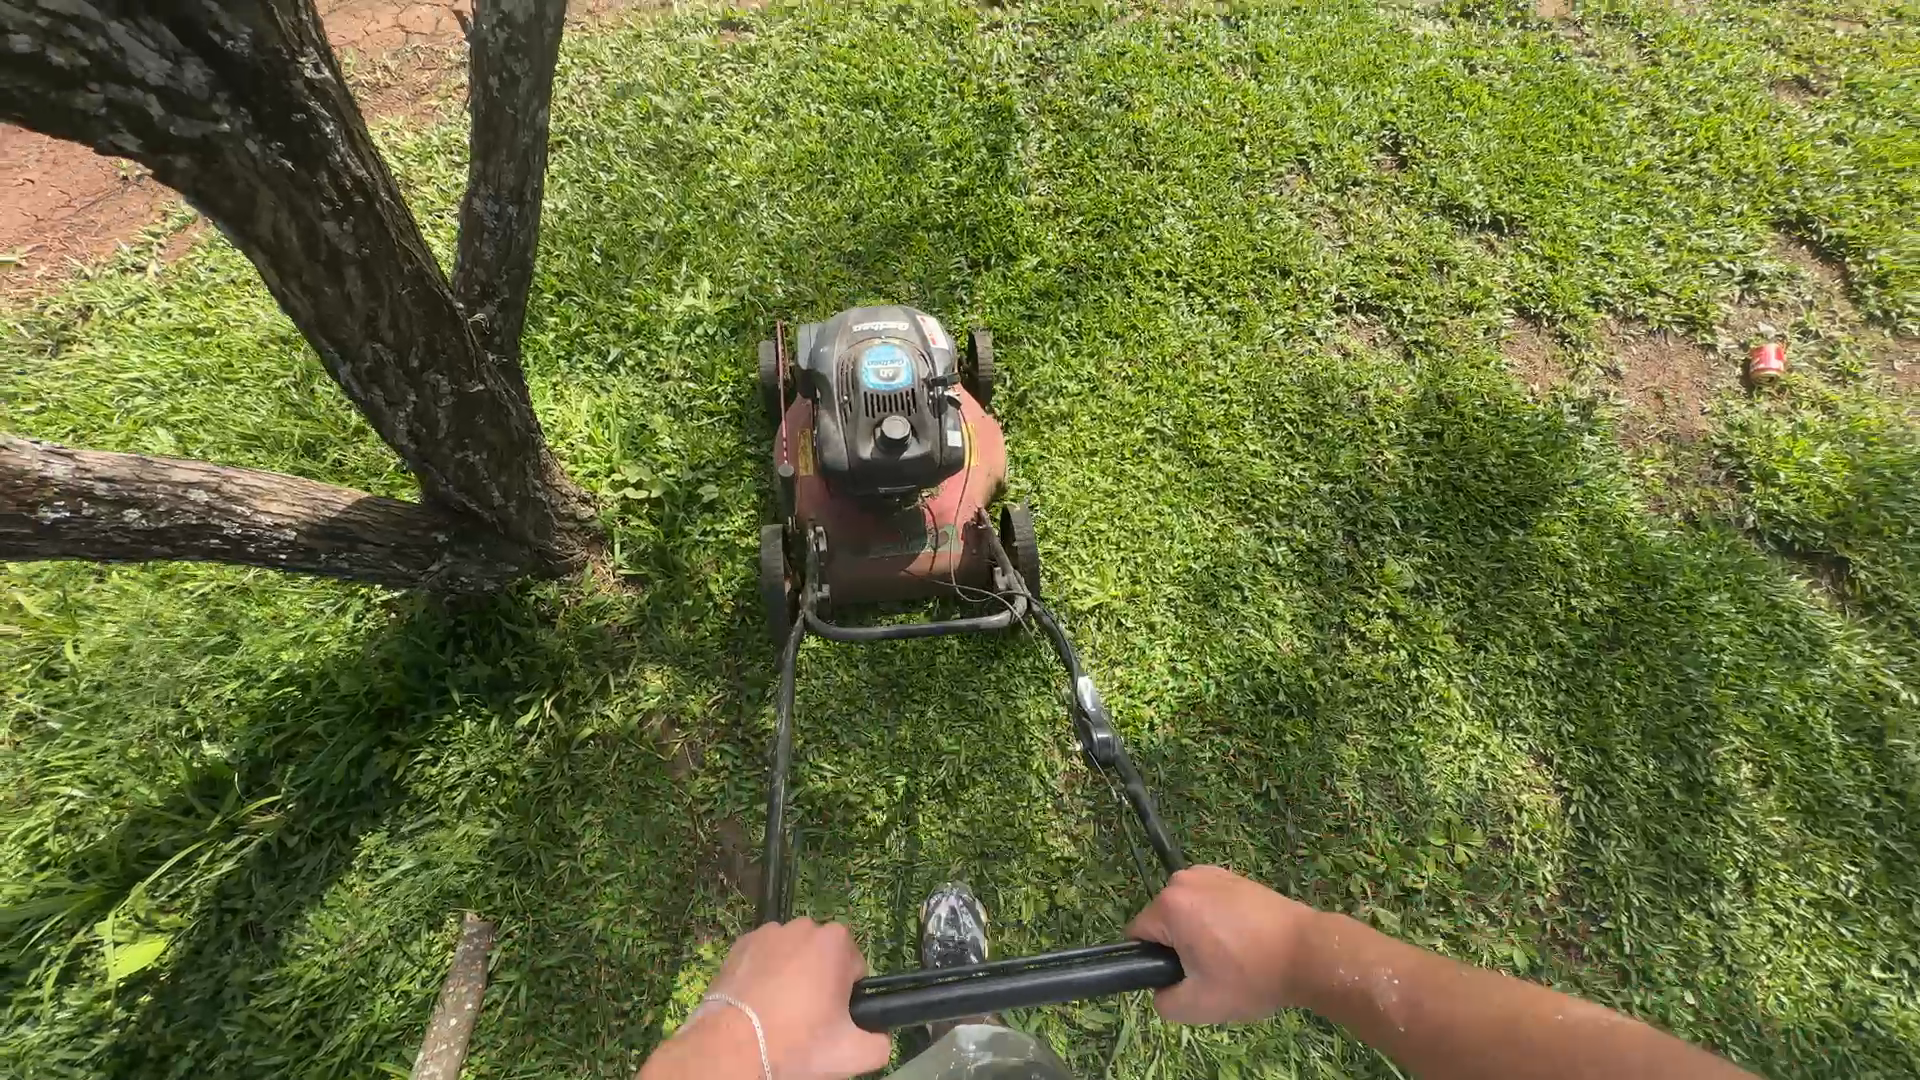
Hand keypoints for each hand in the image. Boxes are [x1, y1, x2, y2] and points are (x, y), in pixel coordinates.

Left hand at [694, 919, 890, 1079]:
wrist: (731, 1049)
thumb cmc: (796, 1044)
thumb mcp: (850, 1055)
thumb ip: (879, 1044)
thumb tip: (880, 1037)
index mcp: (837, 942)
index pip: (854, 969)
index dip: (846, 998)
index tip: (830, 1021)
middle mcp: (806, 926)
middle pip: (823, 958)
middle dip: (819, 983)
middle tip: (805, 1021)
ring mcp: (771, 932)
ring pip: (793, 955)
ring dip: (791, 976)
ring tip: (777, 1015)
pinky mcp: (742, 943)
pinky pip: (763, 957)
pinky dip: (763, 974)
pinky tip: (757, 1004)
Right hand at [1126, 865, 1322, 1023]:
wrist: (1307, 952)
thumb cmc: (1251, 976)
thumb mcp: (1201, 1005)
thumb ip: (1165, 1003)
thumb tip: (1159, 990)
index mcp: (1169, 905)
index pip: (1138, 935)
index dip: (1153, 962)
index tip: (1183, 977)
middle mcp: (1182, 879)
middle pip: (1163, 921)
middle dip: (1179, 947)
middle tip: (1212, 972)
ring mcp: (1208, 873)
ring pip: (1186, 911)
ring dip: (1198, 932)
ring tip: (1232, 956)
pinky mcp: (1229, 874)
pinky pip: (1207, 900)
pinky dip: (1216, 918)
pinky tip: (1243, 938)